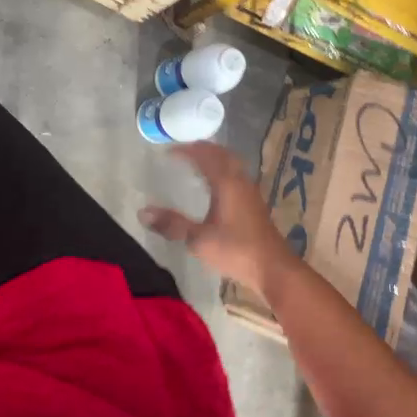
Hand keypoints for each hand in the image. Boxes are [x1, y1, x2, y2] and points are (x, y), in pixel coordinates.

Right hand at [140, 143, 300, 296]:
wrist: (273, 268)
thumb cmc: (236, 250)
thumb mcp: (198, 240)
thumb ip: (172, 224)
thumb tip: (142, 212)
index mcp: (226, 182)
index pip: (204, 156)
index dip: (185, 150)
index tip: (167, 151)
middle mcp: (240, 180)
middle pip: (221, 154)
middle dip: (202, 149)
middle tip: (182, 150)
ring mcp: (250, 191)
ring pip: (232, 163)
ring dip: (214, 158)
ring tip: (197, 162)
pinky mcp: (255, 203)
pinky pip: (236, 174)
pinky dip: (223, 170)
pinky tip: (216, 185)